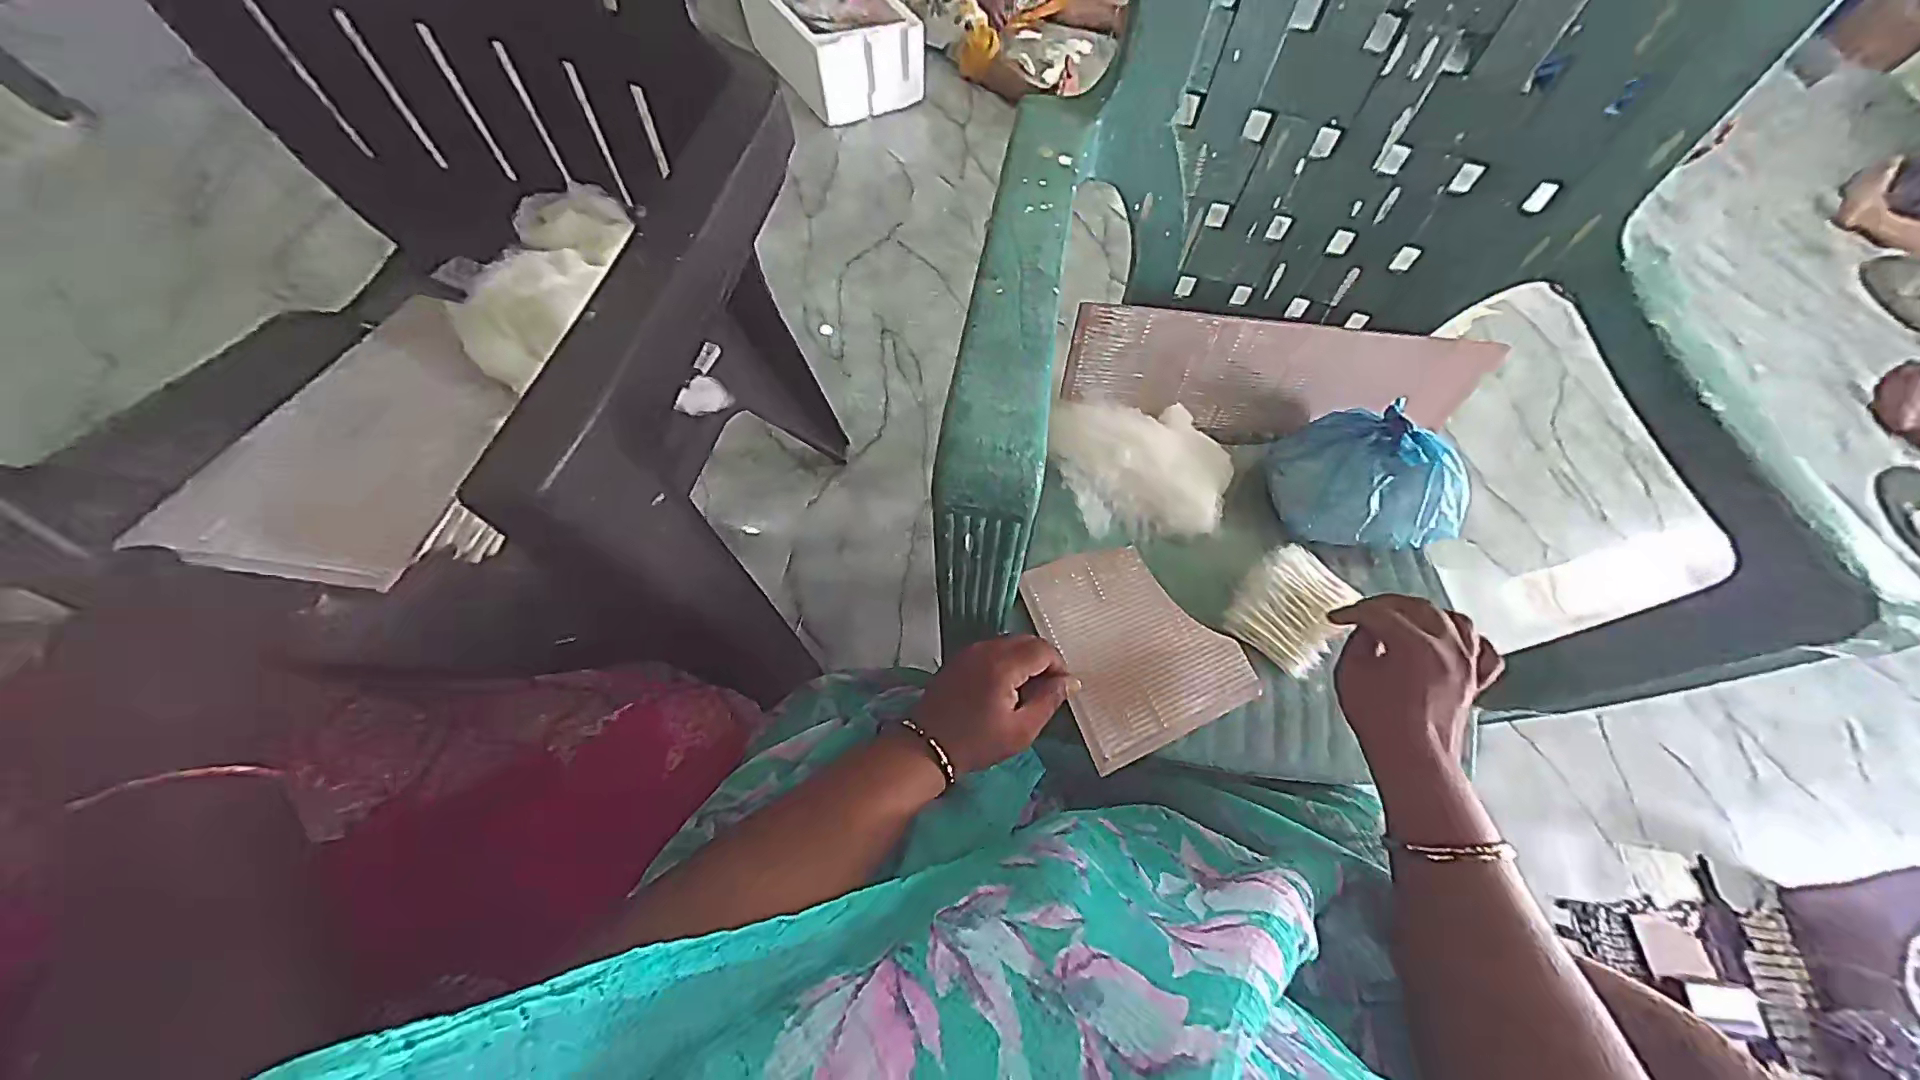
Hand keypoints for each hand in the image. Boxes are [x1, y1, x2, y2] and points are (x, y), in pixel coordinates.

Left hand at [913, 636, 1073, 774]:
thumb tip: (1069, 681)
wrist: (927, 746)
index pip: (1043, 649)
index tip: (1060, 690)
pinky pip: (993, 649)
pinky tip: (1004, 687)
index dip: (1059, 667)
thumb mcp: (1021, 730)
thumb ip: (1048, 701)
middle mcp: (986, 648)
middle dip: (1043, 661)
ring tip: (1026, 691)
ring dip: (1025, 660)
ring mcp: (970, 651)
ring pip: (1010, 643)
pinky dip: (1006, 660)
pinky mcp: (960, 658)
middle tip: (1046, 691)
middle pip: (1027, 641)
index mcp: (1003, 664)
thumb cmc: (977, 742)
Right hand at [1329, 595, 1502, 781]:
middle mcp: (1448, 647)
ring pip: (1455, 620)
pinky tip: (1450, 640)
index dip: (1353, 611)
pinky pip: (1482, 649)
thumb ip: (1360, 643)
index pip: (1379, 613)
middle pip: (1418, 607)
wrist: (1413, 757)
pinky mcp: (1476, 680)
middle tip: (1363, 611)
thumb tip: (1368, 629)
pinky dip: (1465, 639)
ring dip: (1426, 613)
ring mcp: (1468, 663)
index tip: (1337, 617)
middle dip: (1386, 604)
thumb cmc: (1378, 718)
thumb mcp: (1352, 673)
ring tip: (1405, 619)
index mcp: (1415, 643)